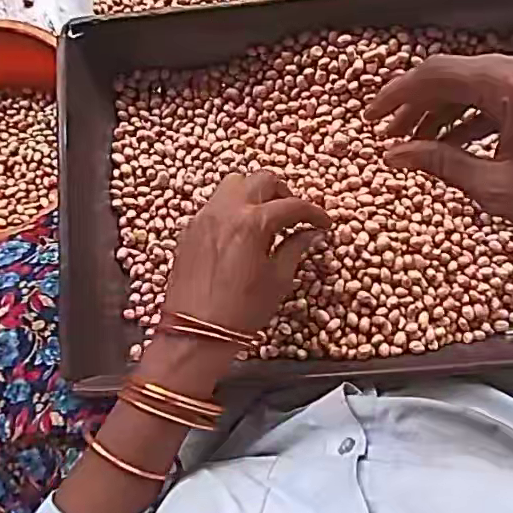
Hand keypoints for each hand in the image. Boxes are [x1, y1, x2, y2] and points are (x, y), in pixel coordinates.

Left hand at [162, 171, 330, 336]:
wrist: (195, 332)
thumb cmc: (240, 311)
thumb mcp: (277, 280)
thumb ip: (295, 248)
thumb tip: (311, 233)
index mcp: (252, 222)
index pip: (292, 205)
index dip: (313, 213)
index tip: (322, 223)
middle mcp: (225, 211)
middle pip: (262, 180)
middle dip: (284, 193)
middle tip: (295, 216)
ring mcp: (204, 217)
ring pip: (234, 184)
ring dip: (255, 194)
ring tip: (267, 219)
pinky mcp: (190, 229)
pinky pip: (216, 205)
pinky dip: (234, 208)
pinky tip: (242, 232)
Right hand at [364, 51, 512, 245]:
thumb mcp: (495, 188)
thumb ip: (438, 163)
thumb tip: (393, 154)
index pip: (445, 72)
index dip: (400, 93)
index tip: (373, 114)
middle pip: (462, 72)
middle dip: (420, 104)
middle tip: (390, 134)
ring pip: (482, 81)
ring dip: (445, 109)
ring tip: (415, 142)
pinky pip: (506, 91)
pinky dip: (475, 113)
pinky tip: (450, 139)